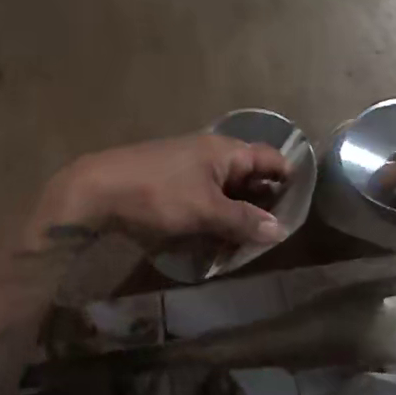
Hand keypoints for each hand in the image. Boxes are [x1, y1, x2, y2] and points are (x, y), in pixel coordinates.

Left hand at [26, 135, 291, 249]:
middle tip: (272, 236)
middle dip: (262, 204)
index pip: (271, 159)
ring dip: (236, 214)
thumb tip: (280, 230)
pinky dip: (214, 215)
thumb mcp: (205, 211)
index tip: (299, 210)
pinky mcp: (171, 183)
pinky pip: (205, 197)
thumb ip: (243, 220)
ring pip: (226, 190)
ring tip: (245, 244)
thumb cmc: (157, 194)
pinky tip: (214, 237)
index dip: (288, 180)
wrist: (96, 190)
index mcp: (225, 150)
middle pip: (250, 176)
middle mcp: (211, 153)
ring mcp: (189, 167)